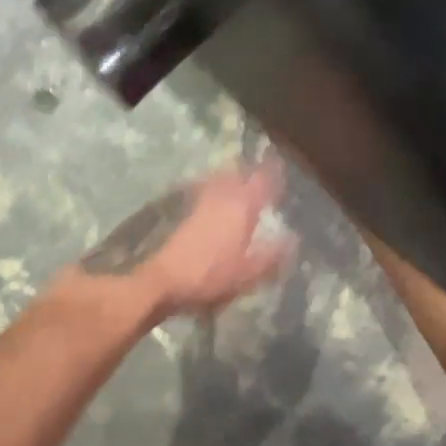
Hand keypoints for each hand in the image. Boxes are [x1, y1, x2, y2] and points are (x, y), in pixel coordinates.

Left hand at [79, 161, 293, 316]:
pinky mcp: (172, 207)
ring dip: (226, 179)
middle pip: (236, 173)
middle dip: (248, 172)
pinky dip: (205, 191)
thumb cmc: (206, 277)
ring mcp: (192, 197)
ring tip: (234, 185)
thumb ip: (271, 256)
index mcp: (240, 205)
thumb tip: (292, 240)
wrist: (153, 279)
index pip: (262, 179)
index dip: (273, 172)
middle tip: (258, 173)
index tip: (281, 166)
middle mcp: (217, 193)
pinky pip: (196, 190)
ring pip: (214, 179)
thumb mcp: (247, 275)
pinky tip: (204, 203)